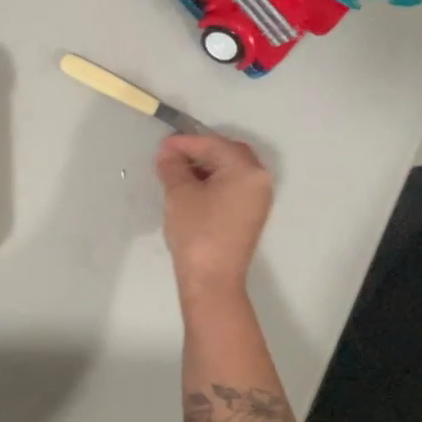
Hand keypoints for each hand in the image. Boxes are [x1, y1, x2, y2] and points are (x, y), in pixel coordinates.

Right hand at [156, 134, 273, 299]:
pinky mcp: (250, 214)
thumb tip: (167, 152)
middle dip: (200, 151)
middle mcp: (259, 180)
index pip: (215, 145)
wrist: (212, 279)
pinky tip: (193, 189)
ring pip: (231, 171)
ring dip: (206, 167)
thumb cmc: (197, 233)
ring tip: (178, 173)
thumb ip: (173, 169)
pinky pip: (233, 187)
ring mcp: (257, 198)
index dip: (187, 143)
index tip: (162, 145)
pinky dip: (213, 182)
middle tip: (172, 156)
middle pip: (229, 154)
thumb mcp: (180, 196)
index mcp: (246, 171)